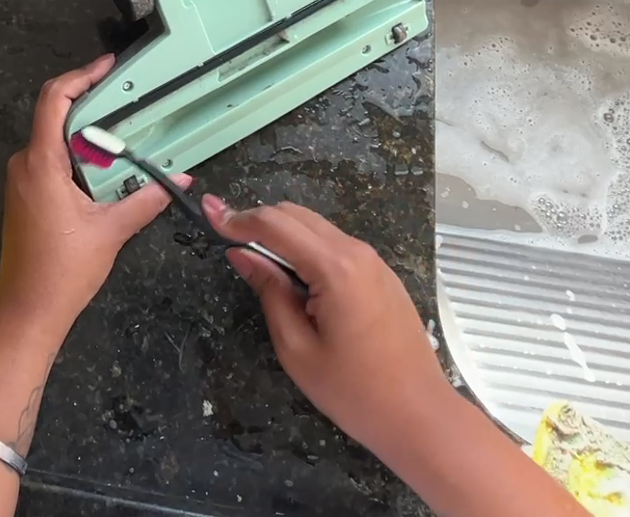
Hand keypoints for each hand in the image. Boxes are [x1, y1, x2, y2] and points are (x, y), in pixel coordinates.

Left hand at [0, 55, 185, 335]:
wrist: (26, 311)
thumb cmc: (63, 271)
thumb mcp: (111, 231)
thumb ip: (145, 199)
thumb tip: (180, 178)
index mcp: (41, 163)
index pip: (53, 100)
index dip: (80, 75)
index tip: (107, 66)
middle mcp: (25, 163)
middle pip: (55, 114)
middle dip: (90, 103)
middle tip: (126, 98)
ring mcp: (21, 178)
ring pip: (54, 138)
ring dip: (86, 132)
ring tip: (122, 131)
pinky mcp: (24, 192)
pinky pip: (50, 157)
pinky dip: (77, 153)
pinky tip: (104, 164)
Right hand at [204, 197, 450, 455]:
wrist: (422, 418)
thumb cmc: (356, 392)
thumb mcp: (297, 348)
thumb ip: (268, 291)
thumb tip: (241, 254)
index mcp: (334, 268)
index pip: (275, 224)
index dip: (237, 217)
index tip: (207, 211)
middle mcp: (356, 252)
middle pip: (294, 214)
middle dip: (257, 220)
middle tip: (227, 239)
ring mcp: (372, 260)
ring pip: (314, 226)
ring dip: (281, 233)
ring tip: (257, 261)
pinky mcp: (380, 273)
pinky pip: (332, 243)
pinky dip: (304, 246)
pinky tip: (293, 276)